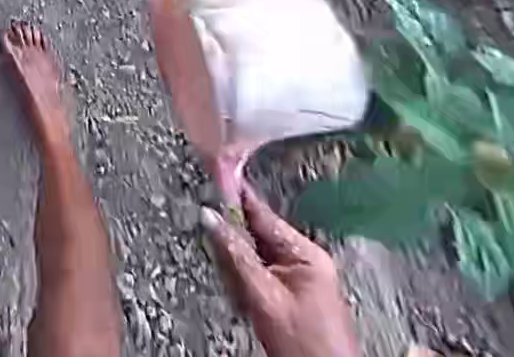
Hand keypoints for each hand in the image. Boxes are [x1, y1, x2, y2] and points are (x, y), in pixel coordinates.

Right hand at [200, 184, 360, 356]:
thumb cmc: (302, 345)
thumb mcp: (263, 296)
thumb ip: (234, 254)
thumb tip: (208, 215)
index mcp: (304, 252)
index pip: (261, 213)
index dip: (234, 195)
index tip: (209, 174)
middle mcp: (305, 258)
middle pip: (257, 233)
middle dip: (233, 239)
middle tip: (213, 243)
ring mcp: (301, 277)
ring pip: (256, 254)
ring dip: (238, 264)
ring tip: (234, 284)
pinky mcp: (294, 295)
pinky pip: (261, 273)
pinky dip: (247, 279)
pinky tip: (242, 294)